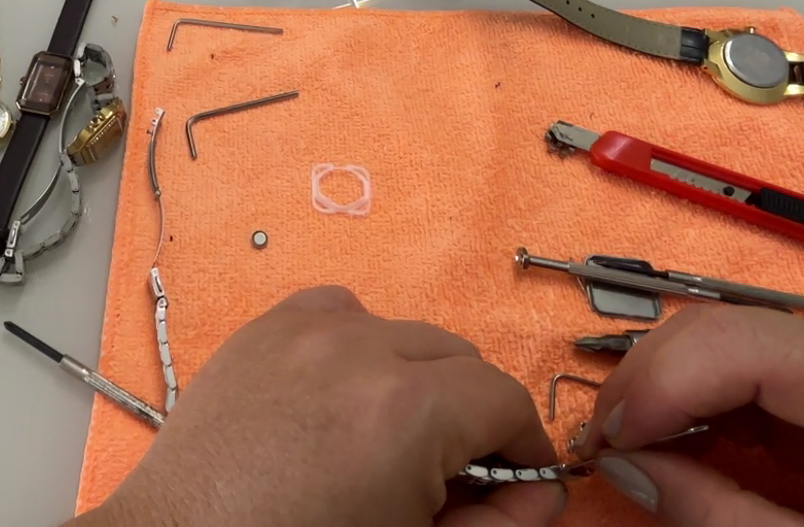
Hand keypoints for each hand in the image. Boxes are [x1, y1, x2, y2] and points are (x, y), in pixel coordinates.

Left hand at [78, 286, 566, 526]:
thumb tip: (541, 494)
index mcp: (403, 409)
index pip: (502, 395)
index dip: (523, 441)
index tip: (518, 477)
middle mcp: (356, 347)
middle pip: (455, 353)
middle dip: (469, 408)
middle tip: (451, 469)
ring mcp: (302, 327)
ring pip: (398, 328)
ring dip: (413, 373)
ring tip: (387, 434)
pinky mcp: (263, 326)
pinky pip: (336, 309)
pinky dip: (356, 341)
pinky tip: (340, 390)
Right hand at [577, 306, 803, 525]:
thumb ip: (727, 517)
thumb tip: (620, 463)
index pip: (753, 344)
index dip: (664, 376)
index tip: (610, 435)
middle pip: (732, 332)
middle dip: (654, 381)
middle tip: (606, 443)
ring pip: (732, 350)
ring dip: (671, 395)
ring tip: (637, 449)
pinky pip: (758, 387)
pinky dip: (708, 414)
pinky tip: (686, 449)